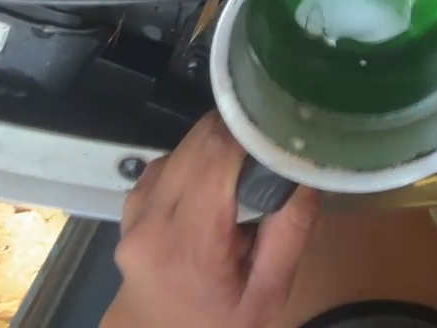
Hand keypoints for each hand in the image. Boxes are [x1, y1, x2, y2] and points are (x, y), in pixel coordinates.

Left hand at [106, 113, 321, 327]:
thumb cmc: (222, 323)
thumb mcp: (270, 292)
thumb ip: (291, 229)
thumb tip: (305, 165)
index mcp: (186, 245)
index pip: (216, 155)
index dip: (250, 133)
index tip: (281, 129)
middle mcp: (150, 220)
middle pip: (201, 141)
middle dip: (239, 134)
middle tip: (271, 148)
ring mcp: (134, 209)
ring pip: (188, 143)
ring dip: (219, 146)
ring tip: (245, 174)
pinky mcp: (131, 202)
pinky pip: (173, 157)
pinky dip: (200, 159)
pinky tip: (215, 186)